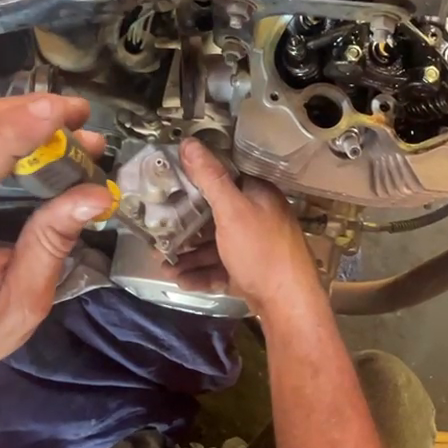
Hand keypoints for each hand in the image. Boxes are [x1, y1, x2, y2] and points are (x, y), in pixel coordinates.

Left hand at [0, 94, 115, 393]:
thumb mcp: (22, 305)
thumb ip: (52, 244)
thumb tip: (96, 194)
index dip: (10, 135)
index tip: (58, 114)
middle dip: (23, 113)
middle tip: (81, 116)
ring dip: (14, 117)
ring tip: (69, 125)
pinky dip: (0, 132)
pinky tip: (37, 140)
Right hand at [173, 138, 327, 321]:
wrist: (288, 304)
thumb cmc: (261, 250)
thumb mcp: (232, 211)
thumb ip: (210, 179)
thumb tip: (189, 143)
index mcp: (259, 196)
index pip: (225, 180)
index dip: (196, 183)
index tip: (168, 189)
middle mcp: (259, 217)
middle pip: (216, 216)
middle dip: (186, 227)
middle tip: (159, 232)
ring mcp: (255, 247)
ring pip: (216, 246)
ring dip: (190, 255)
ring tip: (164, 264)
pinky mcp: (251, 272)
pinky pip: (221, 268)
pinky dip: (201, 273)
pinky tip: (181, 279)